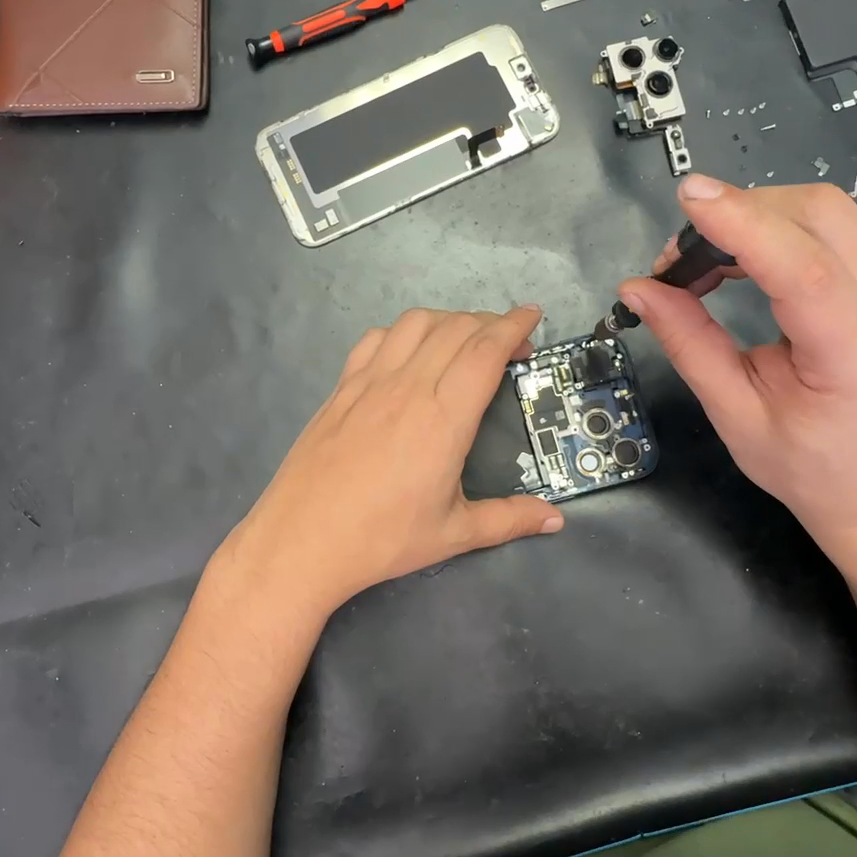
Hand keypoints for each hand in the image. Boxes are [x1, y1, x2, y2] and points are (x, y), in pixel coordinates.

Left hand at [216, 307, 563, 614]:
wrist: (301, 540)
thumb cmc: (382, 539)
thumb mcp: (454, 534)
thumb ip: (509, 519)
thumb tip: (555, 520)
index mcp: (443, 417)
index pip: (485, 349)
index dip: (513, 324)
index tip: (532, 315)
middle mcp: (407, 386)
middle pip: (456, 327)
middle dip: (490, 322)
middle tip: (509, 343)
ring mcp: (369, 382)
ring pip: (414, 323)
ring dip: (447, 320)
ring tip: (463, 341)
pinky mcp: (341, 389)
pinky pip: (375, 339)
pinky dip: (403, 332)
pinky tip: (408, 351)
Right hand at [618, 175, 856, 534]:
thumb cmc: (802, 465)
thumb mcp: (733, 415)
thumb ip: (689, 344)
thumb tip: (638, 287)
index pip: (807, 271)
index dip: (746, 225)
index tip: (688, 197)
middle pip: (825, 217)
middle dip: (743, 212)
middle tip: (680, 254)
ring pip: (829, 213)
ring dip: (756, 216)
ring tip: (701, 260)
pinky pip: (832, 230)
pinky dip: (773, 229)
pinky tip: (735, 260)